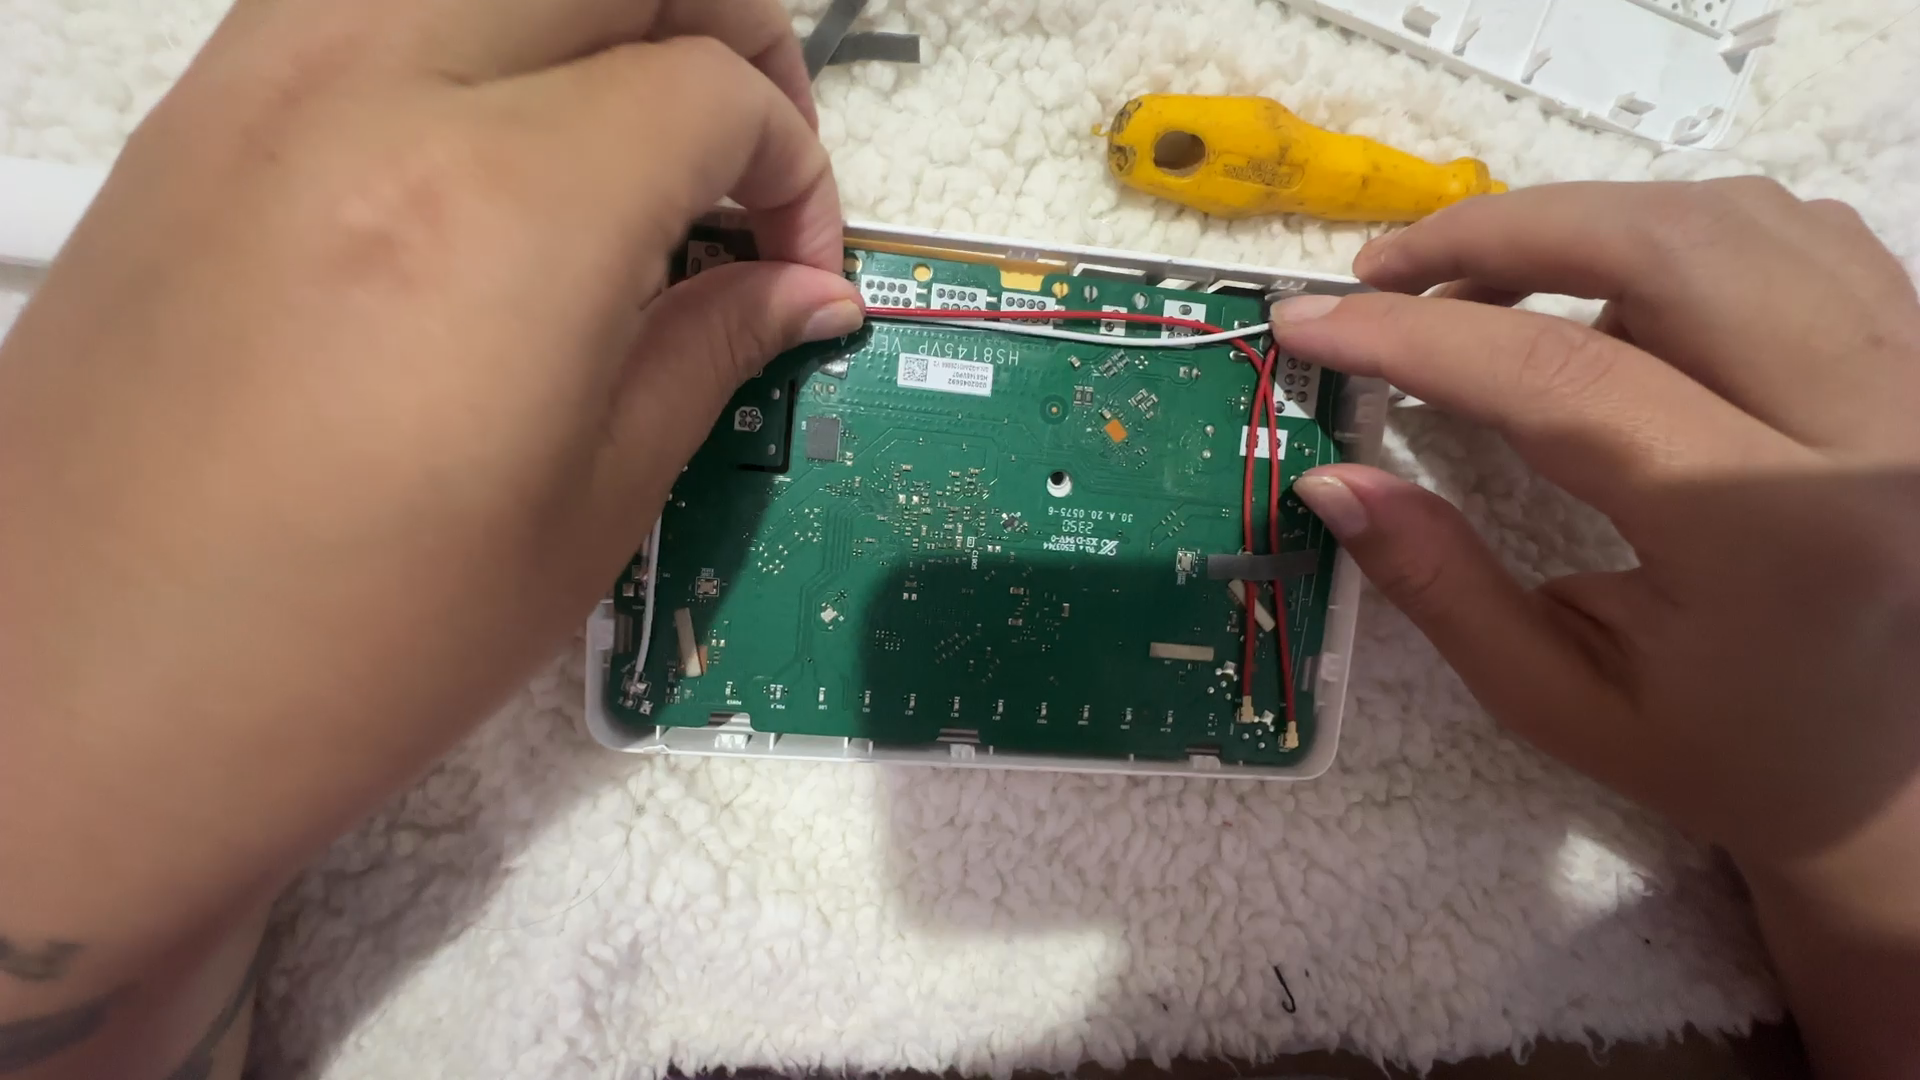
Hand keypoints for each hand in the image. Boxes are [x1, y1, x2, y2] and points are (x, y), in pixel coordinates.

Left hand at [0, 0, 860, 1063]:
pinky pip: (400, 6)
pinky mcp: (208, 108)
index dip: (800, 173)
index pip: (717, 95)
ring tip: (666, 162)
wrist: (96, 692)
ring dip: (623, 32)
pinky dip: (516, 50)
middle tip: (759, 169)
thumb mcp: (609, 493)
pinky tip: (543, 171)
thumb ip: (722, 345)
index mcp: (514, 211)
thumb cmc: (399, 623)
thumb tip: (817, 290)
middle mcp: (382, 88)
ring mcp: (270, 76)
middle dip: (735, 40)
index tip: (806, 272)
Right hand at [1274, 179, 1919, 1076]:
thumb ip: (1435, 581)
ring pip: (1726, 218)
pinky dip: (1642, 236)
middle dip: (1490, 236)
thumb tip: (1327, 481)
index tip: (1305, 322)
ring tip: (1451, 281)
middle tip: (1376, 274)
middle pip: (1666, 246)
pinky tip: (1570, 289)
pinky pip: (1775, 237)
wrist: (1904, 769)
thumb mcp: (1546, 694)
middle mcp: (1884, 427)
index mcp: (1776, 535)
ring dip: (1559, 226)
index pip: (1563, 381)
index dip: (1411, 337)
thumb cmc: (1714, 749)